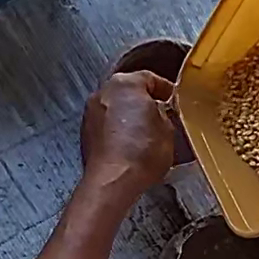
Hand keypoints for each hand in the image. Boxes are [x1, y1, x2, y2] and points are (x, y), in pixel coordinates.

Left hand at [79, 70, 176, 206]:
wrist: (113, 181)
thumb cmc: (139, 154)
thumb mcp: (168, 131)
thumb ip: (165, 115)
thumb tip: (161, 115)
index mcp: (126, 83)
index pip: (150, 78)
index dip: (165, 89)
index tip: (172, 97)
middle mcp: (104, 92)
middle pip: (129, 92)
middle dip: (144, 103)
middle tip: (161, 118)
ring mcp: (92, 112)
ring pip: (116, 109)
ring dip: (129, 118)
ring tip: (145, 136)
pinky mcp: (86, 133)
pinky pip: (106, 126)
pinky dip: (117, 133)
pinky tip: (130, 148)